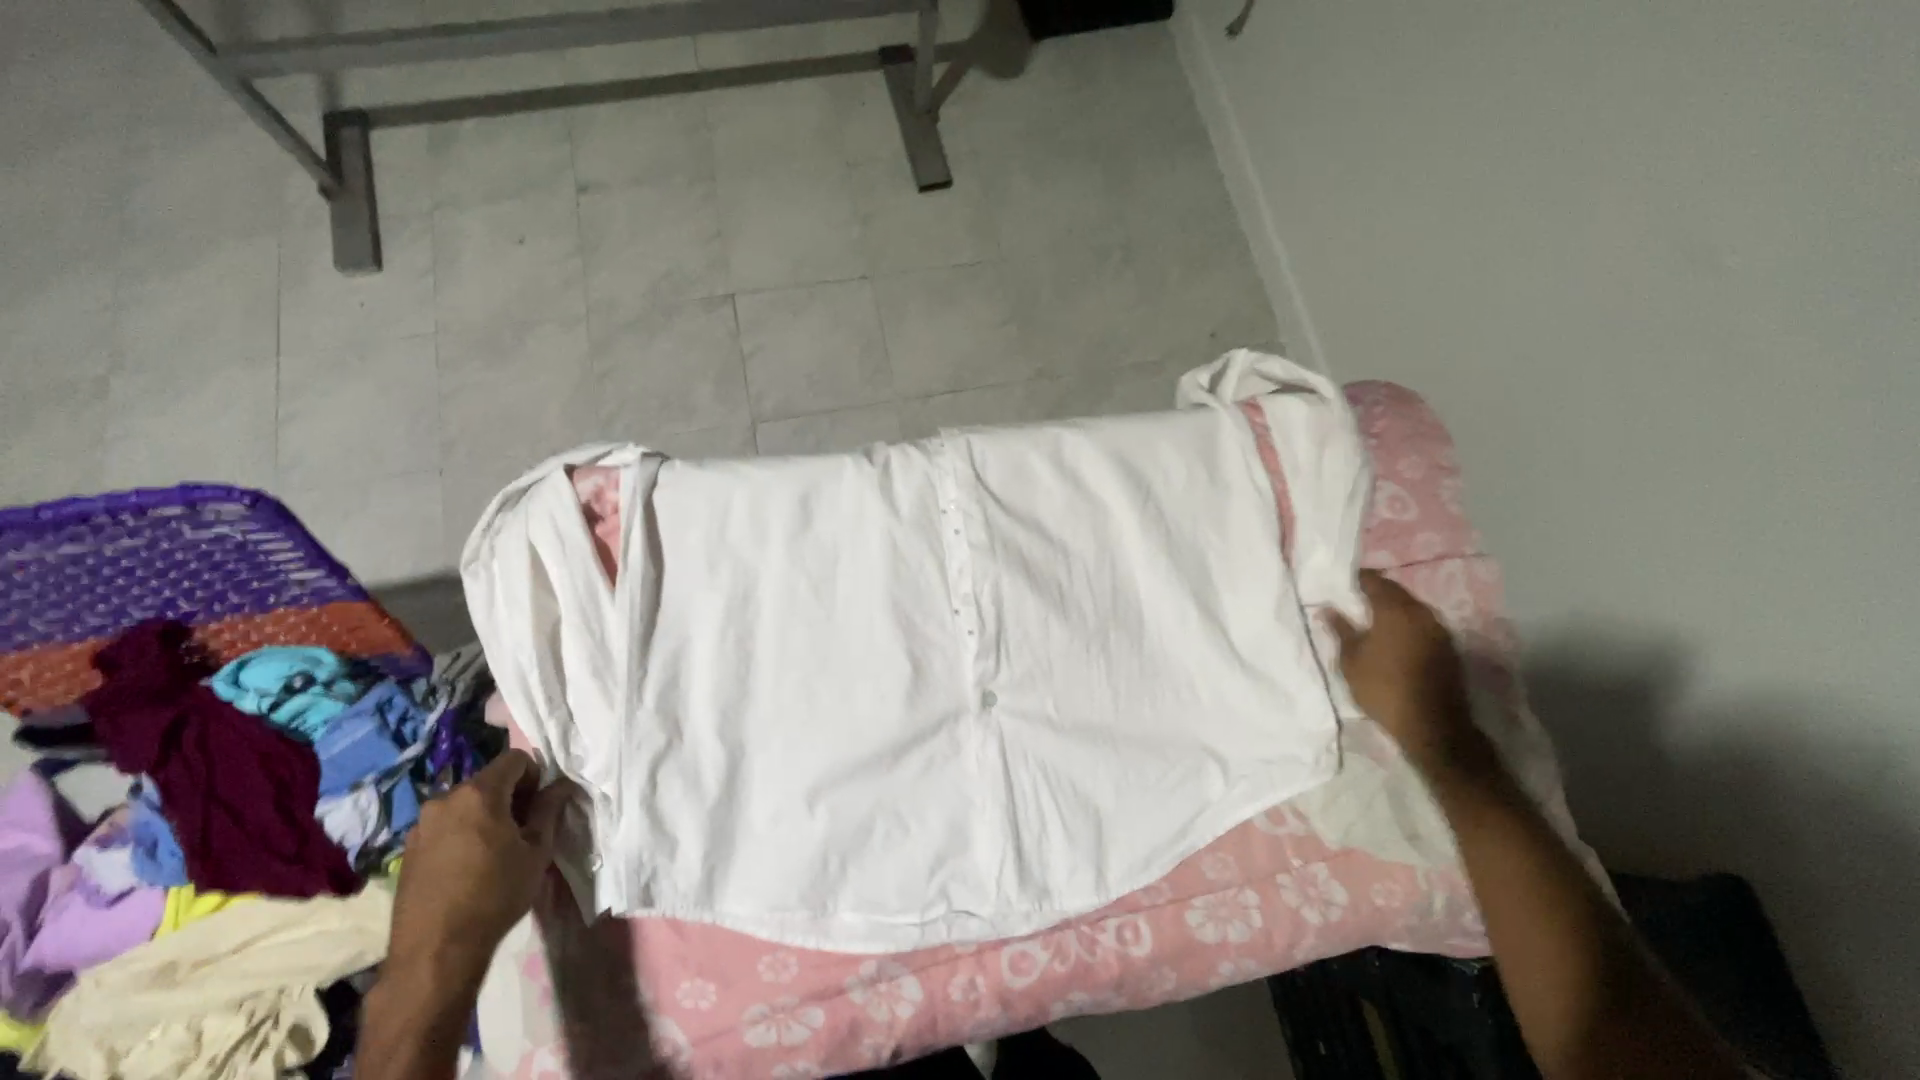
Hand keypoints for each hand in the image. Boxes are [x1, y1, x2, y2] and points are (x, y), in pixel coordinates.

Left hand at [386, 750, 575, 988]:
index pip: (515, 759)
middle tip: (523, 832)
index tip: (540, 807)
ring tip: (495, 853)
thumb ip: (549, 810)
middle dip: (510, 798)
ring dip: (485, 817)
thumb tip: (562, 785)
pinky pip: (445, 827)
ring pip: (465, 806)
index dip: (535, 776)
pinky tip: (468, 868)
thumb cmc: (496, 894)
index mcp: (479, 794)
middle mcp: (445, 800)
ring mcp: (421, 825)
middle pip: (488, 782)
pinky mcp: (408, 849)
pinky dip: (462, 835)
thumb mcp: (536, 851)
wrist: (436, 949)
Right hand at [1330, 571, 1492, 778]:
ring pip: (1413, 608)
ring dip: (1394, 609)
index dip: (1358, 579)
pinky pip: (1423, 624)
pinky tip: (1394, 638)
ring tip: (1373, 620)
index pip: (1375, 581)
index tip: (1343, 583)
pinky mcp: (1448, 647)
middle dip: (1377, 592)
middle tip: (1355, 600)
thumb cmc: (1382, 688)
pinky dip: (1407, 624)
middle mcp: (1421, 612)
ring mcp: (1439, 629)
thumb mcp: (1351, 661)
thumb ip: (1341, 630)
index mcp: (1394, 610)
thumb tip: (1328, 609)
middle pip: (1397, 592)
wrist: (1432, 724)